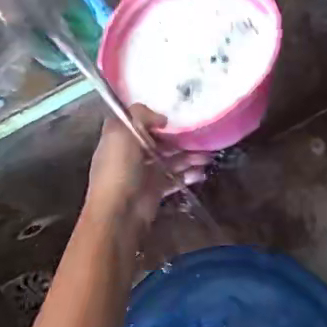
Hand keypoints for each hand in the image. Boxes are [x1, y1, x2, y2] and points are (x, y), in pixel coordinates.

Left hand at [84, 105, 209, 233]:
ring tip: (207, 156)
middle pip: (159, 140)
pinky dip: (188, 174)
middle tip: (201, 135)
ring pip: (170, 159)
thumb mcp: (122, 133)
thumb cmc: (118, 170)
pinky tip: (201, 172)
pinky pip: (175, 178)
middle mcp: (131, 152)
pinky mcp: (156, 189)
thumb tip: (162, 118)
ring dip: (189, 155)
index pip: (137, 121)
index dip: (154, 116)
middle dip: (179, 138)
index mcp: (119, 137)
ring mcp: (144, 172)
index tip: (176, 113)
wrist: (118, 213)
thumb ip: (140, 116)